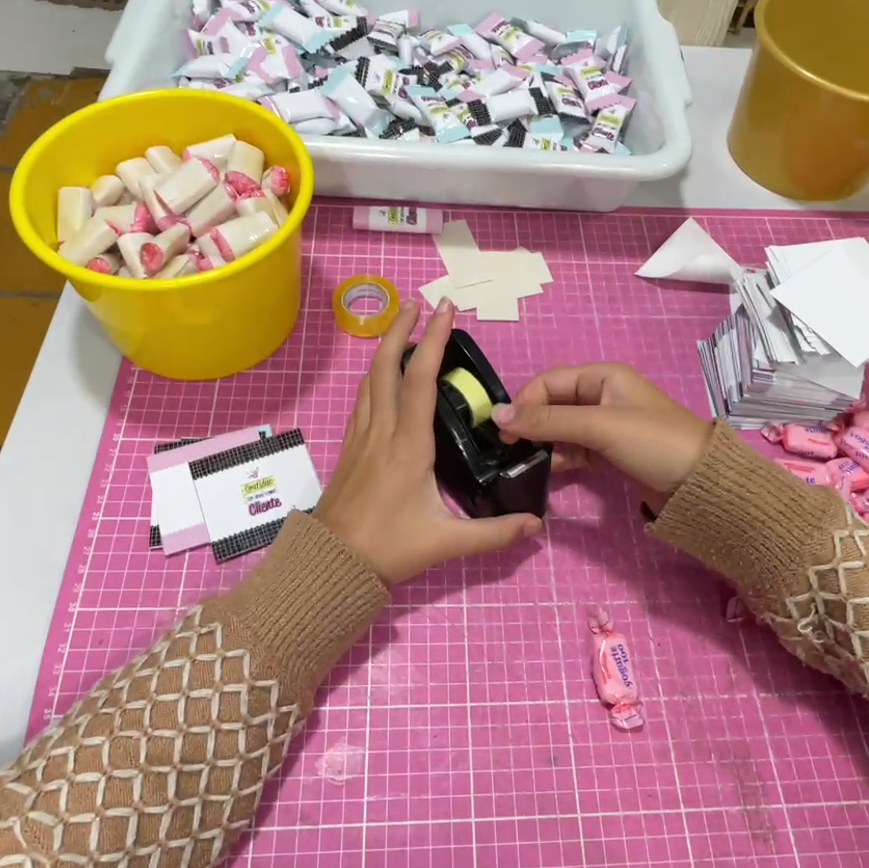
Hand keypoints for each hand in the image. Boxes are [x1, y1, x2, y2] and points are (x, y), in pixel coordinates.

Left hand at [317, 300, 543, 583]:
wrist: (331, 564)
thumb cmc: (388, 548)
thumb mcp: (446, 542)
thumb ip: (494, 533)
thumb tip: (536, 525)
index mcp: (408, 445)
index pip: (420, 379)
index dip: (434, 340)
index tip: (445, 310)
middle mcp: (381, 431)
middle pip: (386, 366)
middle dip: (401, 329)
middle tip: (417, 303)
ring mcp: (360, 437)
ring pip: (369, 380)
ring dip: (386, 348)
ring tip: (402, 329)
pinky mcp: (349, 448)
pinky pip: (362, 399)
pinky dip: (375, 376)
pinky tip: (382, 377)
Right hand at [491, 363, 712, 509]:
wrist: (702, 484)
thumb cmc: (653, 442)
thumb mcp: (599, 426)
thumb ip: (548, 421)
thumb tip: (497, 413)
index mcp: (603, 376)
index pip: (549, 381)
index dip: (524, 402)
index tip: (503, 429)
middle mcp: (602, 395)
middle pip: (552, 404)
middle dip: (530, 423)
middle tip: (507, 447)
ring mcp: (605, 425)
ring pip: (560, 428)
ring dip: (542, 441)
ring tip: (522, 460)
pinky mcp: (609, 451)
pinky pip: (573, 448)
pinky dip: (559, 457)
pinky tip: (546, 469)